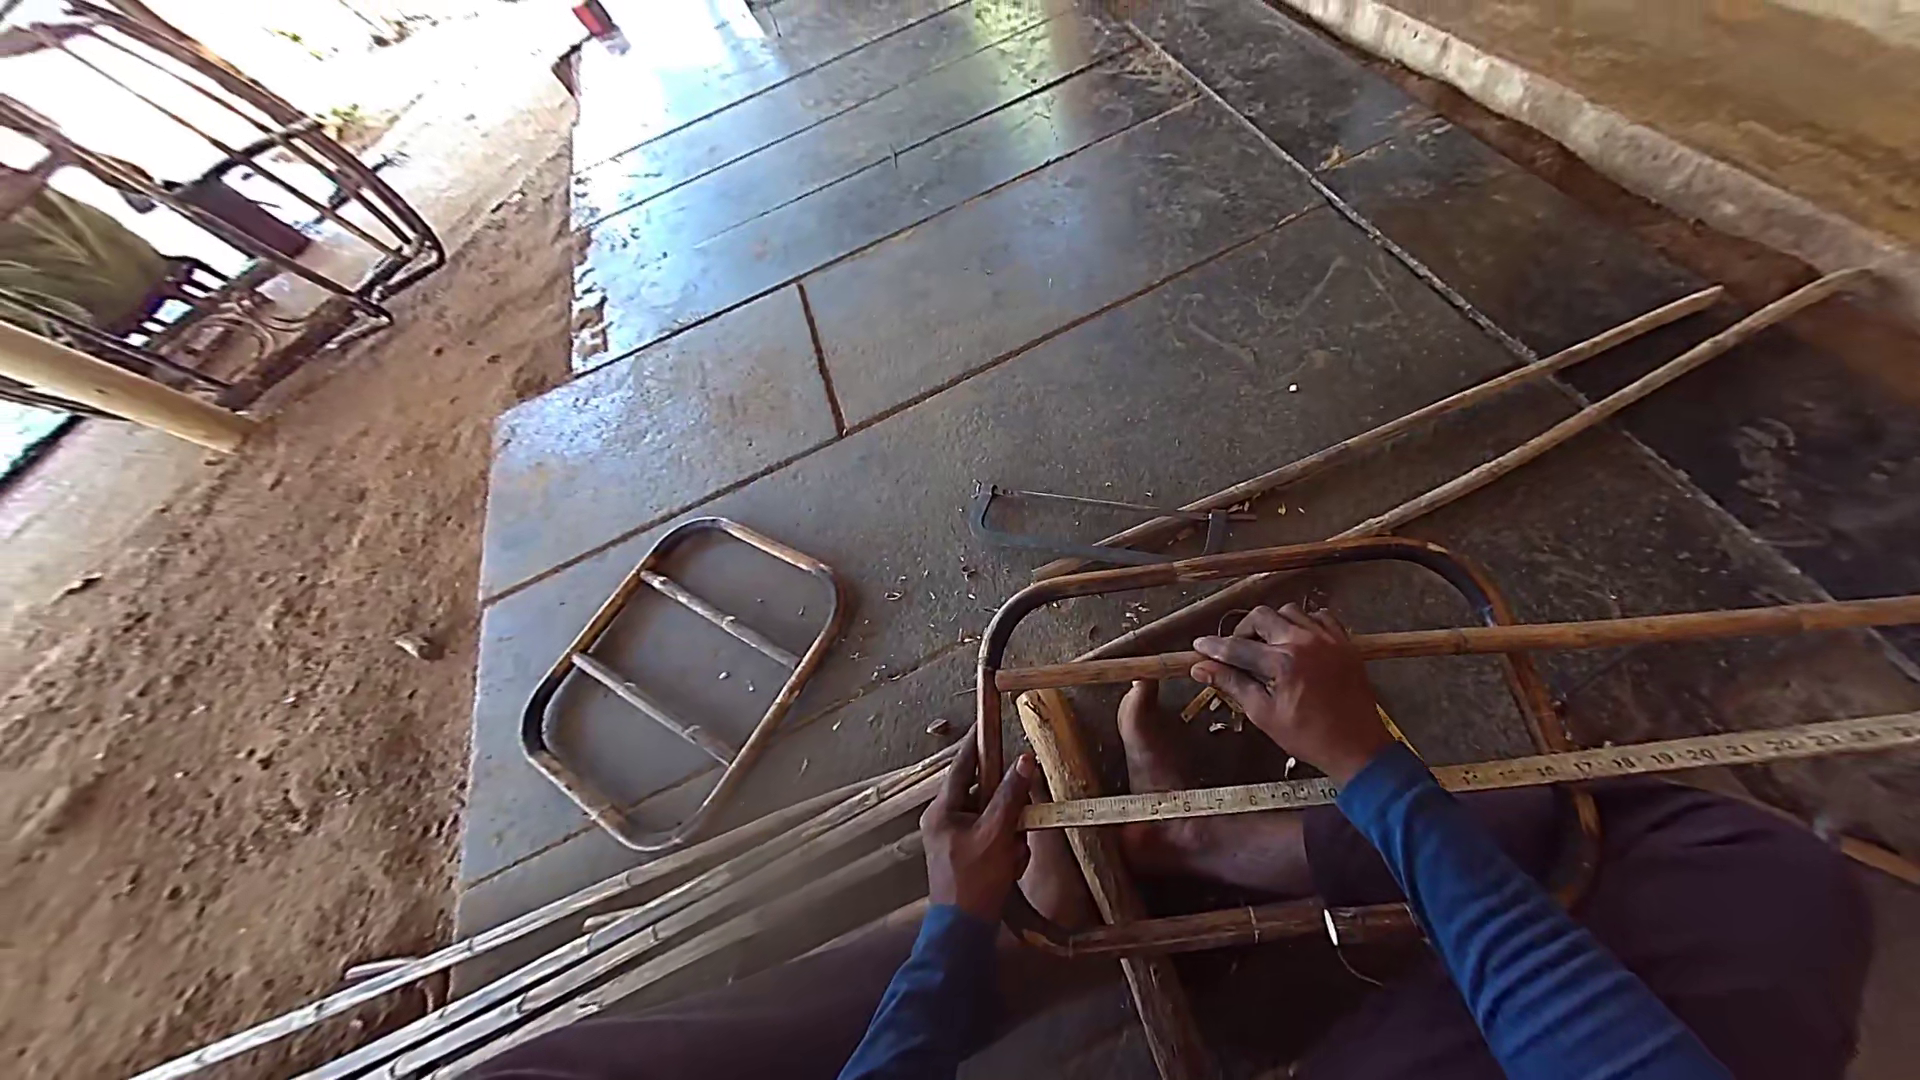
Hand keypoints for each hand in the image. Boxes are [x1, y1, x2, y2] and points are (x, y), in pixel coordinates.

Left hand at [922, 734, 1034, 920]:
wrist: (963, 935)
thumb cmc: (974, 882)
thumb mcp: (997, 834)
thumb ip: (1011, 797)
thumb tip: (1023, 761)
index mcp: (943, 809)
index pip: (962, 765)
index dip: (976, 744)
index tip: (986, 723)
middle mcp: (944, 819)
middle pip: (984, 794)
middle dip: (1007, 809)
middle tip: (1018, 822)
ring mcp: (954, 838)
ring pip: (993, 818)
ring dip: (1010, 834)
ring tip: (1011, 855)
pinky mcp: (966, 855)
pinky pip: (993, 838)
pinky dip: (1006, 850)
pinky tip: (1009, 867)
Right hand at [1191, 604, 1390, 782]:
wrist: (1358, 749)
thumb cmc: (1308, 736)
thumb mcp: (1262, 713)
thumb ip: (1231, 684)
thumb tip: (1201, 668)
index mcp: (1282, 663)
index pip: (1236, 646)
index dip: (1213, 646)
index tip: (1200, 646)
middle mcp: (1305, 643)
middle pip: (1261, 616)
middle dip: (1243, 630)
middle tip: (1237, 650)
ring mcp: (1328, 640)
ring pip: (1289, 612)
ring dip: (1272, 624)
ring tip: (1268, 645)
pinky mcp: (1344, 644)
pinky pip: (1320, 617)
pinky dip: (1303, 623)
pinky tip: (1297, 641)